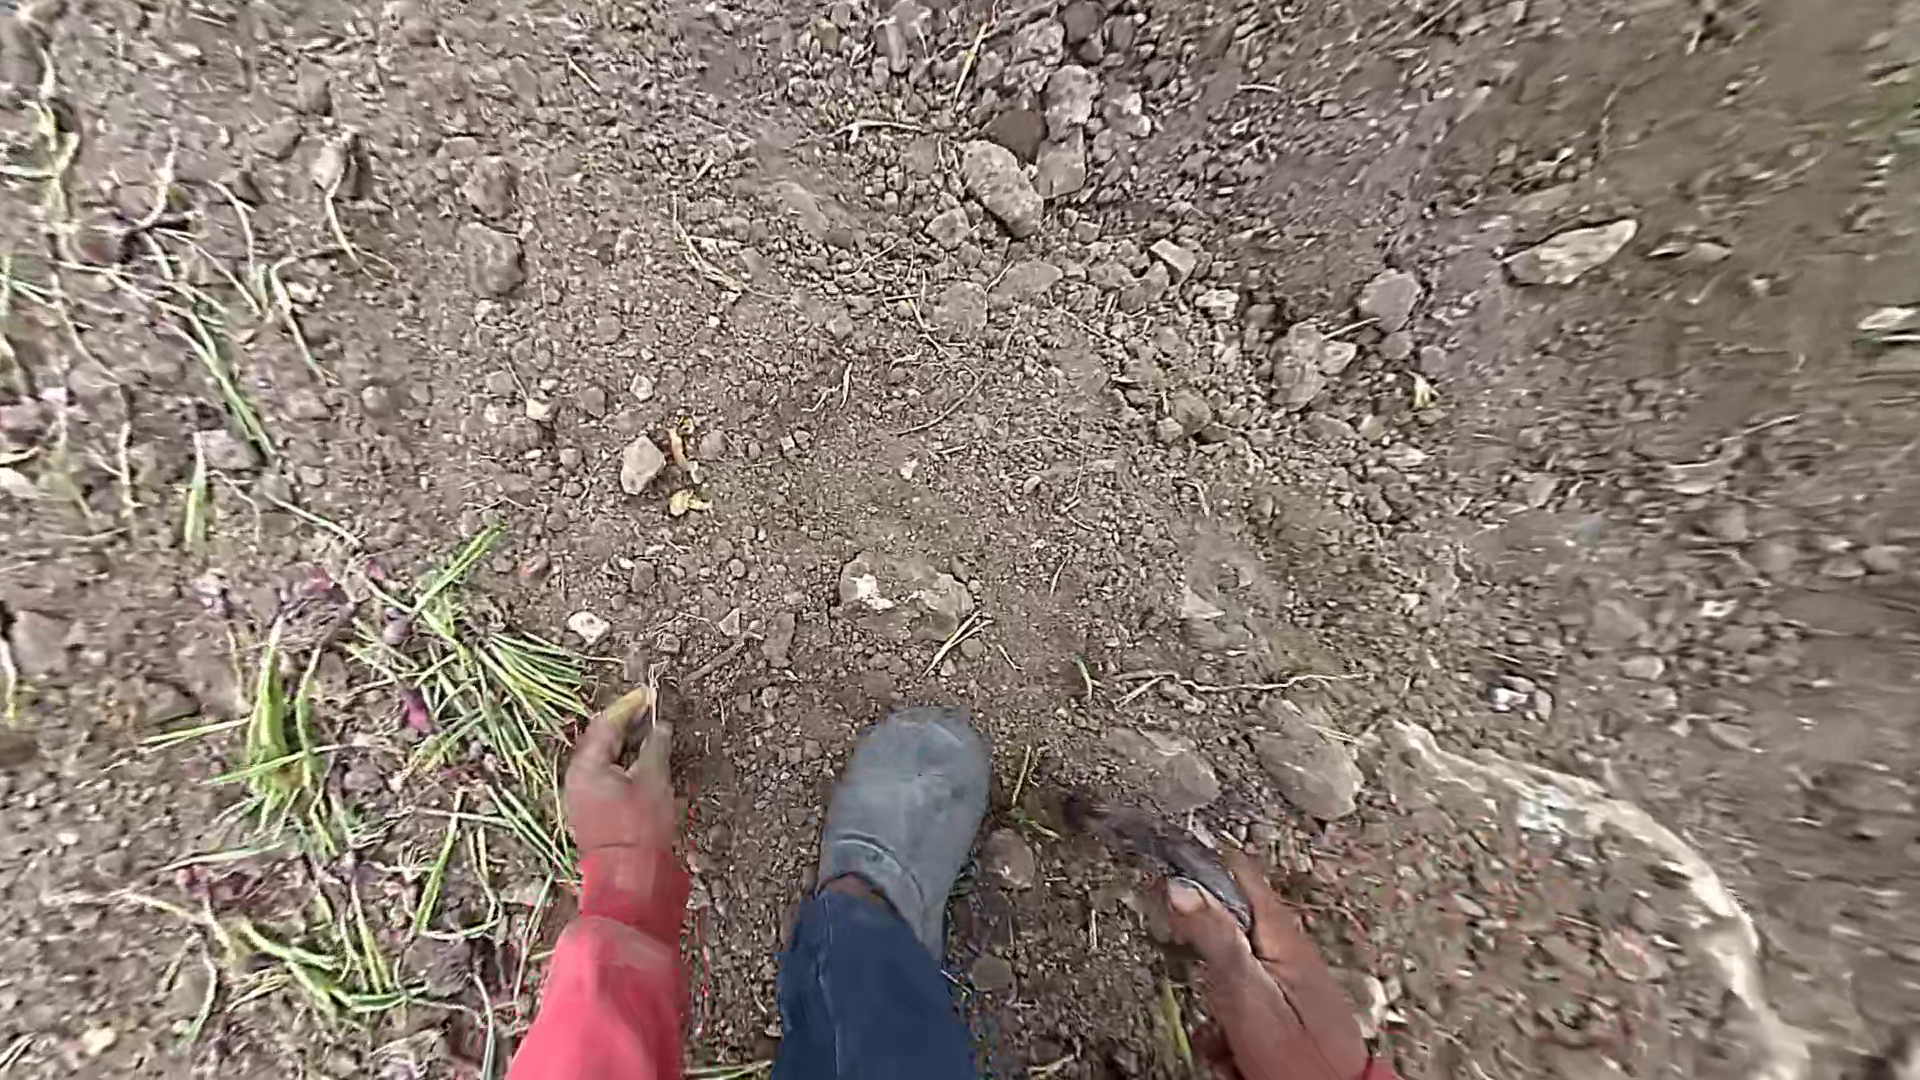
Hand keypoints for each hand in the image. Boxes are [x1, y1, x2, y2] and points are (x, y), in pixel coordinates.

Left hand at [564, 687, 675, 856]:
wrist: (628, 875)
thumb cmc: (640, 824)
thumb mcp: (653, 777)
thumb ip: (655, 746)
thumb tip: (659, 727)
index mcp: (586, 768)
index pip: (606, 725)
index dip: (629, 706)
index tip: (649, 694)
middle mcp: (577, 778)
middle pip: (601, 739)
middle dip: (627, 721)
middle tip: (652, 708)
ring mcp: (582, 795)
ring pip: (604, 755)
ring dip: (627, 739)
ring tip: (651, 729)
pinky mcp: (592, 807)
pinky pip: (607, 770)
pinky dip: (624, 758)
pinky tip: (643, 756)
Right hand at [1164, 848, 1369, 1079]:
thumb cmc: (1301, 1058)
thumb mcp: (1246, 990)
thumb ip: (1214, 936)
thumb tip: (1178, 887)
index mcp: (1277, 927)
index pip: (1230, 865)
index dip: (1194, 856)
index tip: (1162, 854)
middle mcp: (1281, 942)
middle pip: (1222, 907)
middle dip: (1194, 925)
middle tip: (1173, 937)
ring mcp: (1280, 971)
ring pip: (1224, 950)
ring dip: (1205, 973)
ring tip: (1208, 1010)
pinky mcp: (1276, 1001)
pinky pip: (1234, 984)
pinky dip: (1219, 1002)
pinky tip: (1220, 1030)